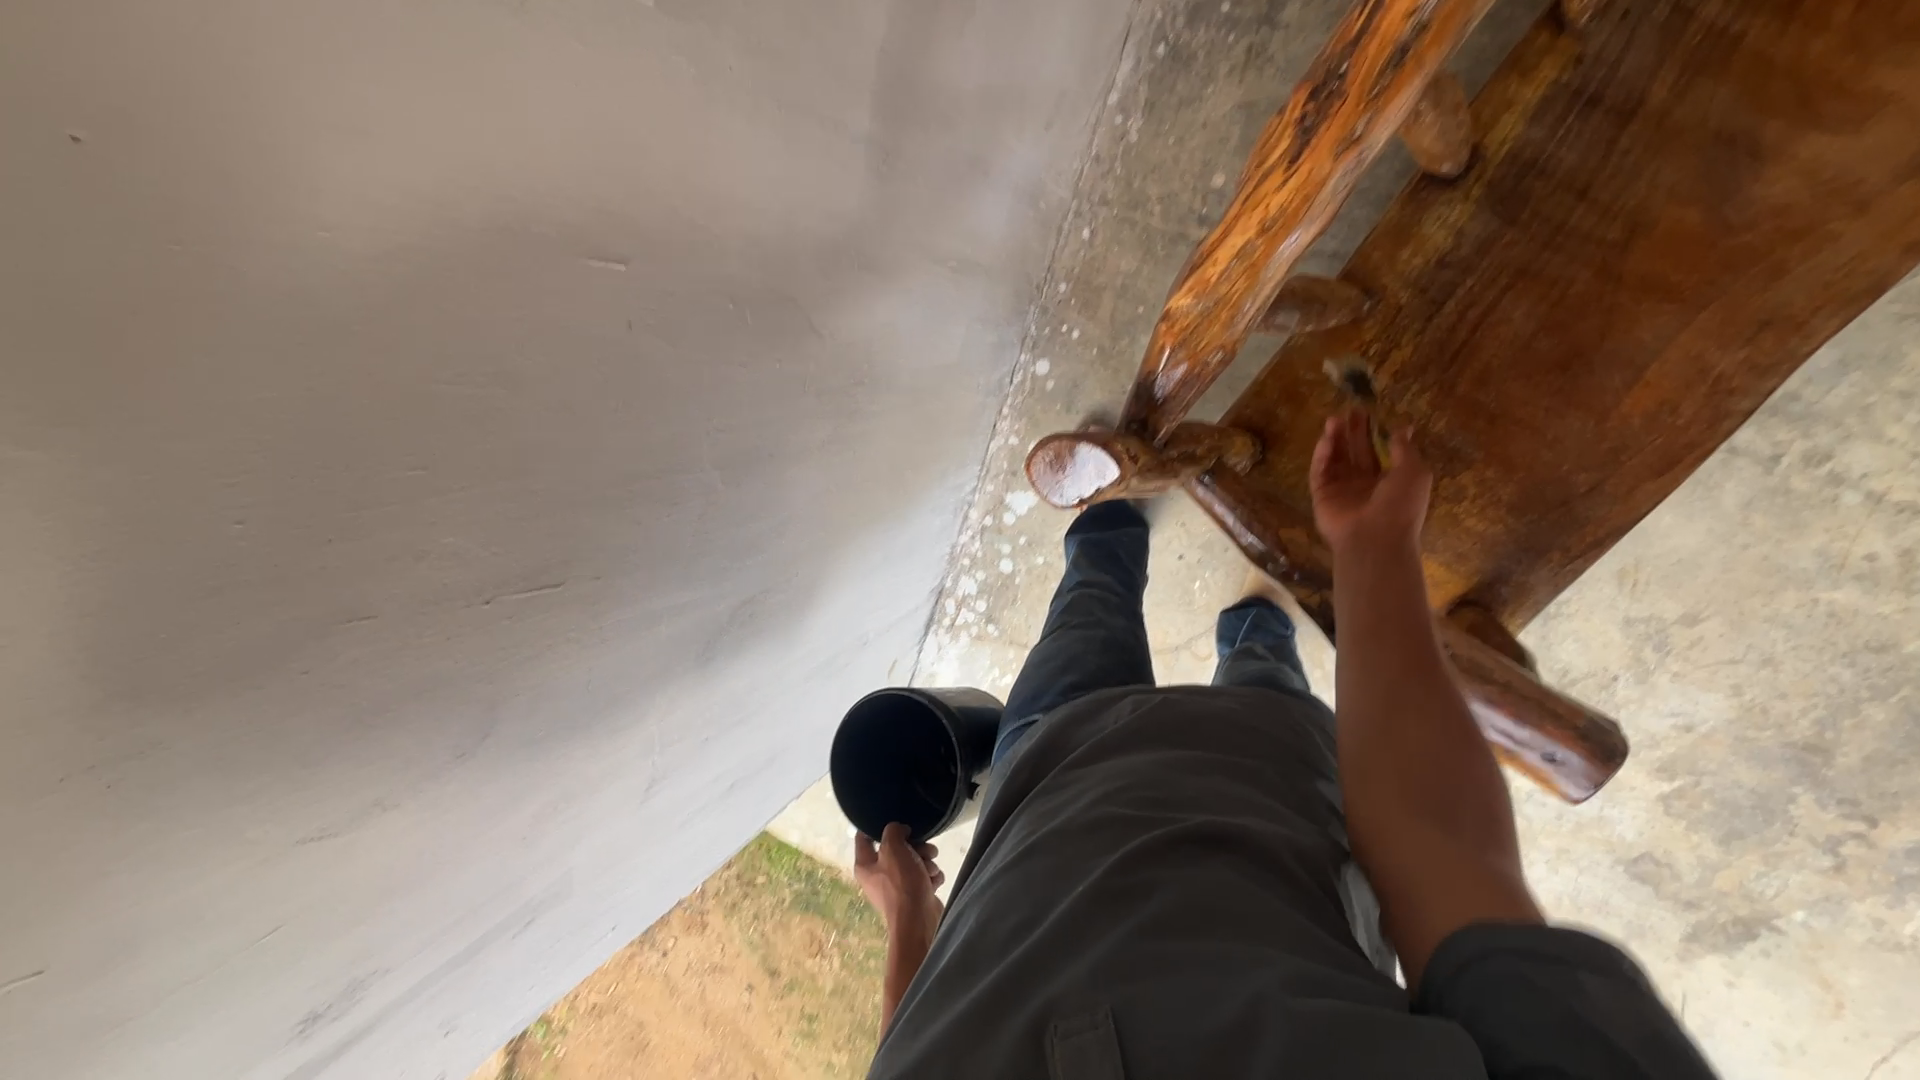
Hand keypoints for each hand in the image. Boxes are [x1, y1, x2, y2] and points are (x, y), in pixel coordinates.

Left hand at [854, 823, 944, 934]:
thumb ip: (893, 831)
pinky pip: (923, 876)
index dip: (878, 826)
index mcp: (865, 865)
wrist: (918, 920)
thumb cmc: (901, 883)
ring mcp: (896, 887)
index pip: (864, 836)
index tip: (896, 821)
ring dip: (926, 861)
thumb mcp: (893, 848)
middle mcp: (878, 875)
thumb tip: (899, 830)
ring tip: (931, 869)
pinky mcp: (913, 895)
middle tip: (924, 849)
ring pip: (914, 860)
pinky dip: (930, 877)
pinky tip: (933, 881)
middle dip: (915, 846)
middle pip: (897, 848)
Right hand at [1309, 407, 1431, 554]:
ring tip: (1334, 418)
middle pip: (1356, 451)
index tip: (1375, 414)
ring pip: (1336, 458)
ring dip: (1336, 439)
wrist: (1375, 538)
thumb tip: (1402, 428)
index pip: (1381, 452)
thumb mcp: (1415, 472)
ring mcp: (1341, 489)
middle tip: (1352, 409)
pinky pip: (1320, 471)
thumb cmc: (1401, 505)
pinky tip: (1327, 439)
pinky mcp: (1321, 495)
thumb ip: (1405, 449)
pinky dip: (1322, 455)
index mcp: (1389, 480)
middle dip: (1355, 431)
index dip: (1377, 434)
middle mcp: (1364, 484)